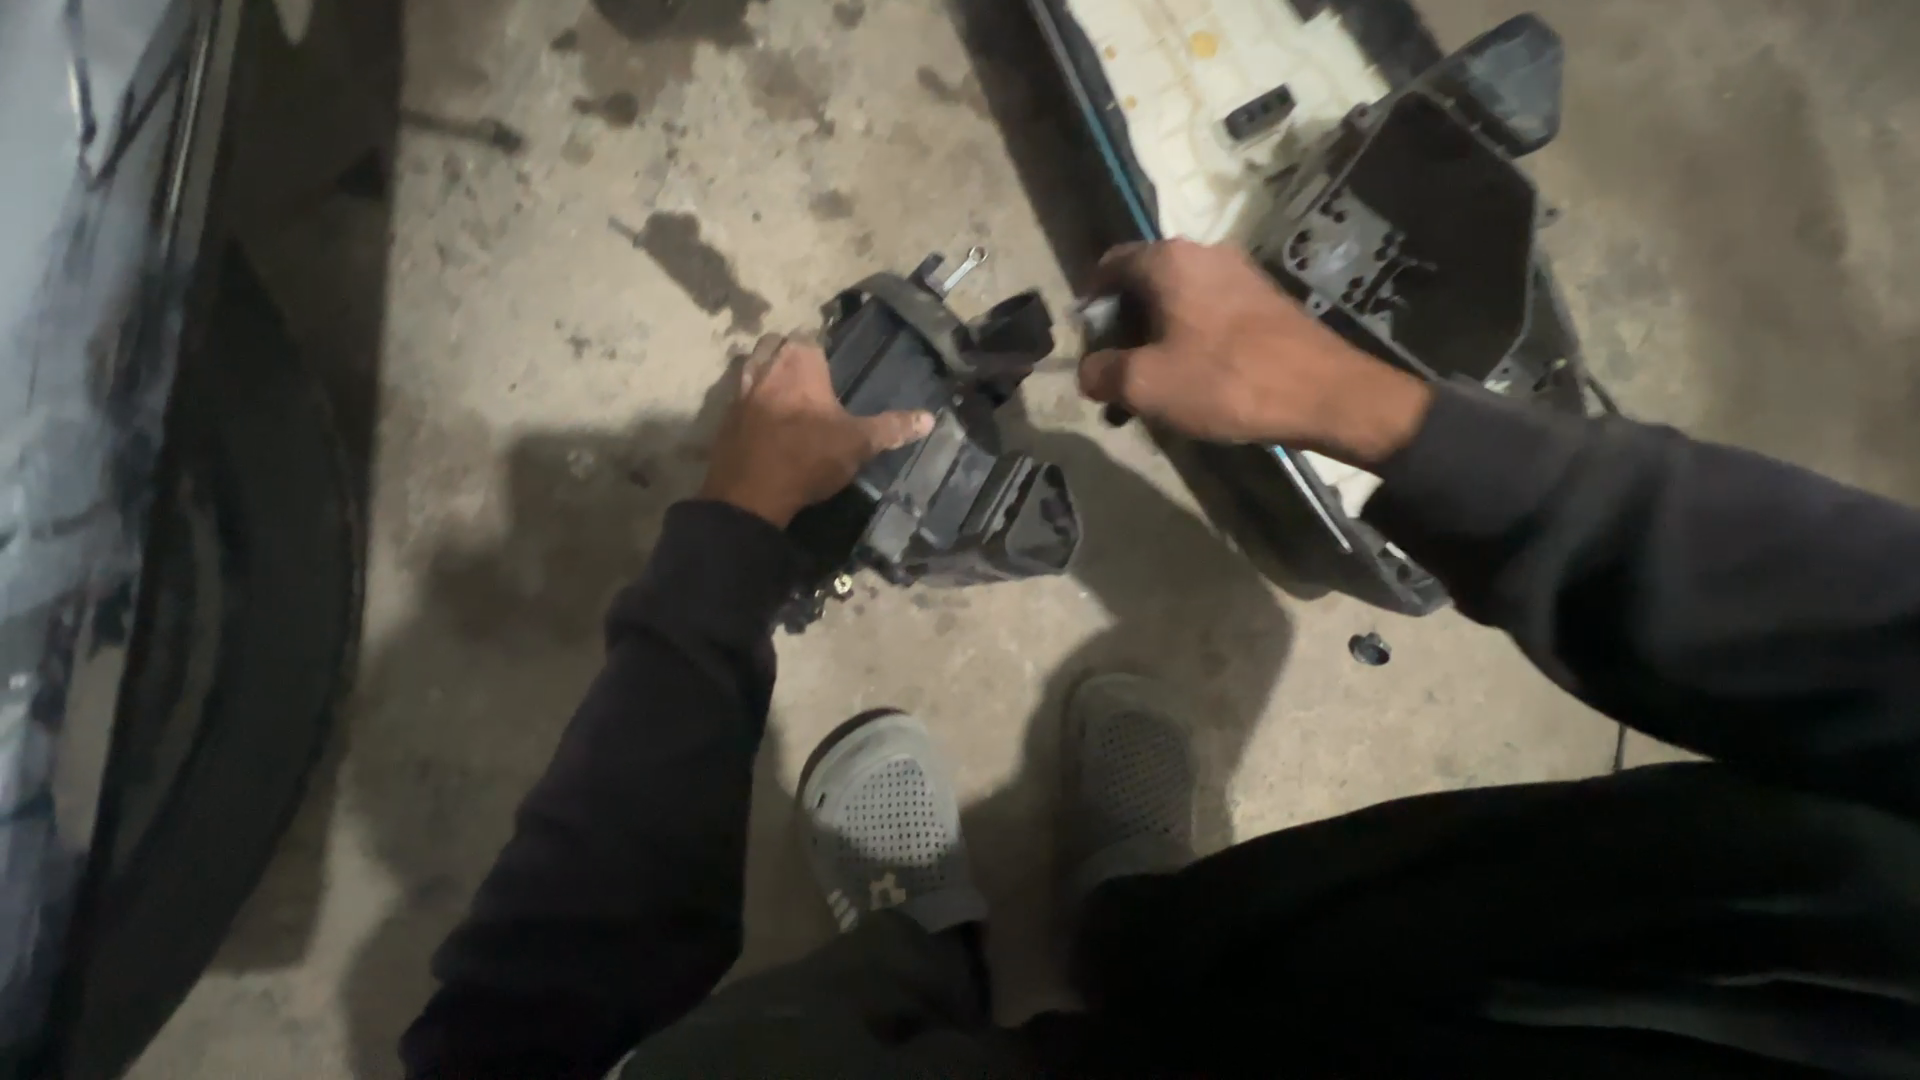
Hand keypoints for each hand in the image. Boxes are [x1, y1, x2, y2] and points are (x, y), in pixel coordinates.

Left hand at [701, 335, 933, 526]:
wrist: (751, 493)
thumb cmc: (809, 457)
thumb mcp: (858, 444)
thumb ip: (893, 427)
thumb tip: (930, 418)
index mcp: (801, 361)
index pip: (811, 337)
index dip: (822, 350)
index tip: (832, 367)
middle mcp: (767, 364)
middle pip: (777, 344)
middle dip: (790, 354)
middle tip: (810, 379)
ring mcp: (740, 388)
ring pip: (753, 364)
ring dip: (766, 371)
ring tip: (785, 393)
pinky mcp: (724, 415)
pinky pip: (739, 395)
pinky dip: (750, 399)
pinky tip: (764, 418)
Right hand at [1078, 239, 1432, 467]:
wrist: (1322, 393)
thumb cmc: (1223, 381)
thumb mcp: (1143, 385)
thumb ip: (1100, 373)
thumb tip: (1089, 371)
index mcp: (1167, 261)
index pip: (1109, 265)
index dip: (1090, 305)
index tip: (1088, 346)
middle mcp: (1202, 253)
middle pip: (1142, 284)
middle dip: (1122, 329)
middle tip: (1118, 374)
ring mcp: (1238, 274)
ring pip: (1176, 302)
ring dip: (1155, 339)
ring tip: (1153, 386)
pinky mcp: (1262, 300)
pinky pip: (1207, 313)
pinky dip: (1188, 340)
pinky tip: (1193, 381)